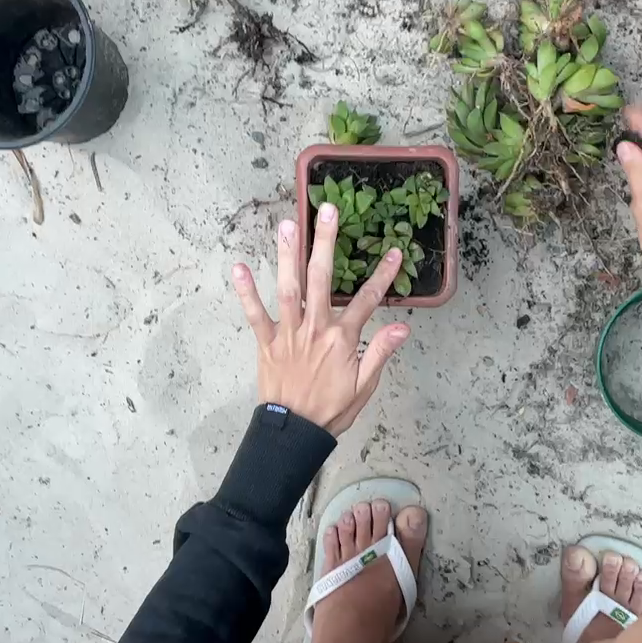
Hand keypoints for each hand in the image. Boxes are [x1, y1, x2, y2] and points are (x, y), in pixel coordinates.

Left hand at [230, 202, 411, 434]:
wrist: (296, 432)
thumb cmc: (333, 409)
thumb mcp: (365, 385)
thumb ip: (381, 353)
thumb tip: (402, 327)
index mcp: (342, 339)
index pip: (368, 300)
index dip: (383, 275)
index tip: (393, 251)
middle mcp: (315, 329)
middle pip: (322, 278)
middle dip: (325, 242)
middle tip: (326, 209)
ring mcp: (289, 333)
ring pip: (288, 288)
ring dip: (287, 255)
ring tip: (287, 224)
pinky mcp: (267, 342)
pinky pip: (255, 314)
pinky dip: (246, 292)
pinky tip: (239, 267)